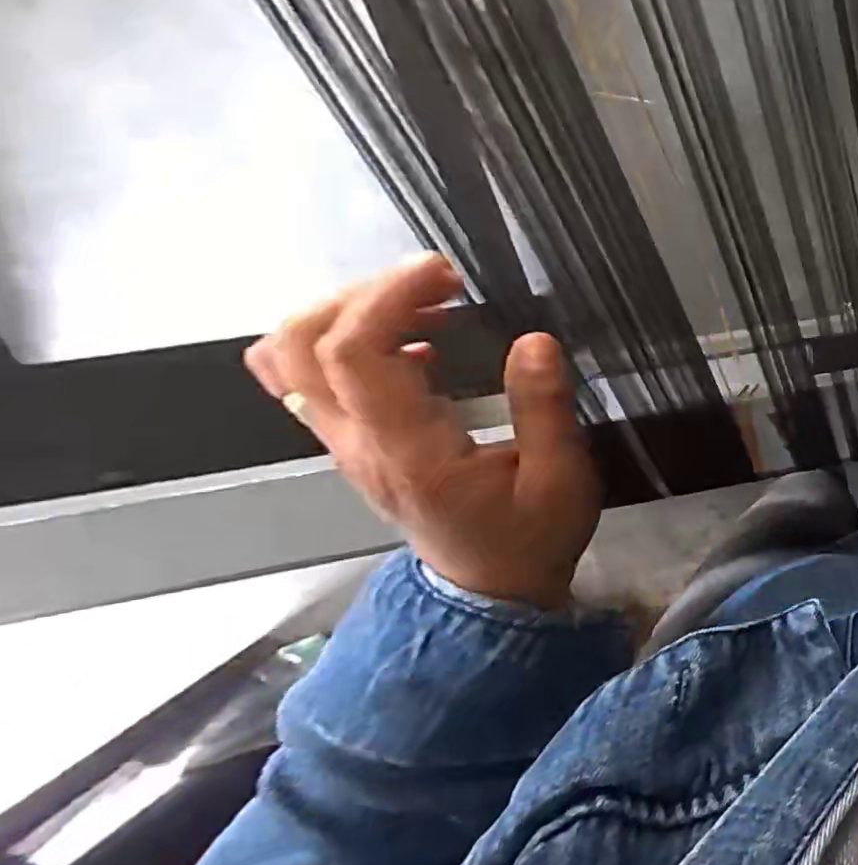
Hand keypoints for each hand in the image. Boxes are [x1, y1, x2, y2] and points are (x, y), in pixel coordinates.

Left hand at [244, 253, 599, 608]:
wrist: (494, 591)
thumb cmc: (534, 536)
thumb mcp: (562, 477)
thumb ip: (545, 409)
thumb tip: (535, 340)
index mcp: (408, 451)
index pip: (356, 353)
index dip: (389, 298)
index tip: (444, 273)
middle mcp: (358, 445)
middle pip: (298, 346)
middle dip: (361, 295)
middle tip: (436, 286)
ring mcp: (348, 448)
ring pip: (290, 364)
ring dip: (345, 317)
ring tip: (420, 309)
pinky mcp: (357, 449)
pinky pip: (314, 383)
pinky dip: (346, 345)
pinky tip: (414, 348)